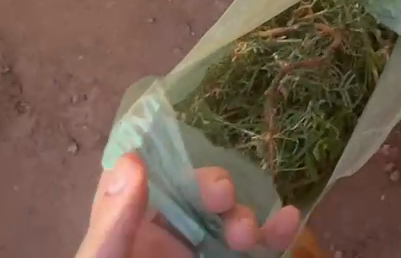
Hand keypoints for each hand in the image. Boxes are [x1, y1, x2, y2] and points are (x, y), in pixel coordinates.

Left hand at [74, 152, 302, 257]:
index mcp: (126, 237)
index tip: (183, 152)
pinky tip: (289, 221)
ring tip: (248, 232)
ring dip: (244, 213)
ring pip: (228, 221)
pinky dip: (275, 233)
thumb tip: (131, 157)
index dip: (164, 158)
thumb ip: (111, 228)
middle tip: (223, 197)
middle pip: (193, 197)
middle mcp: (164, 244)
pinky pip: (255, 250)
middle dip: (213, 187)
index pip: (143, 181)